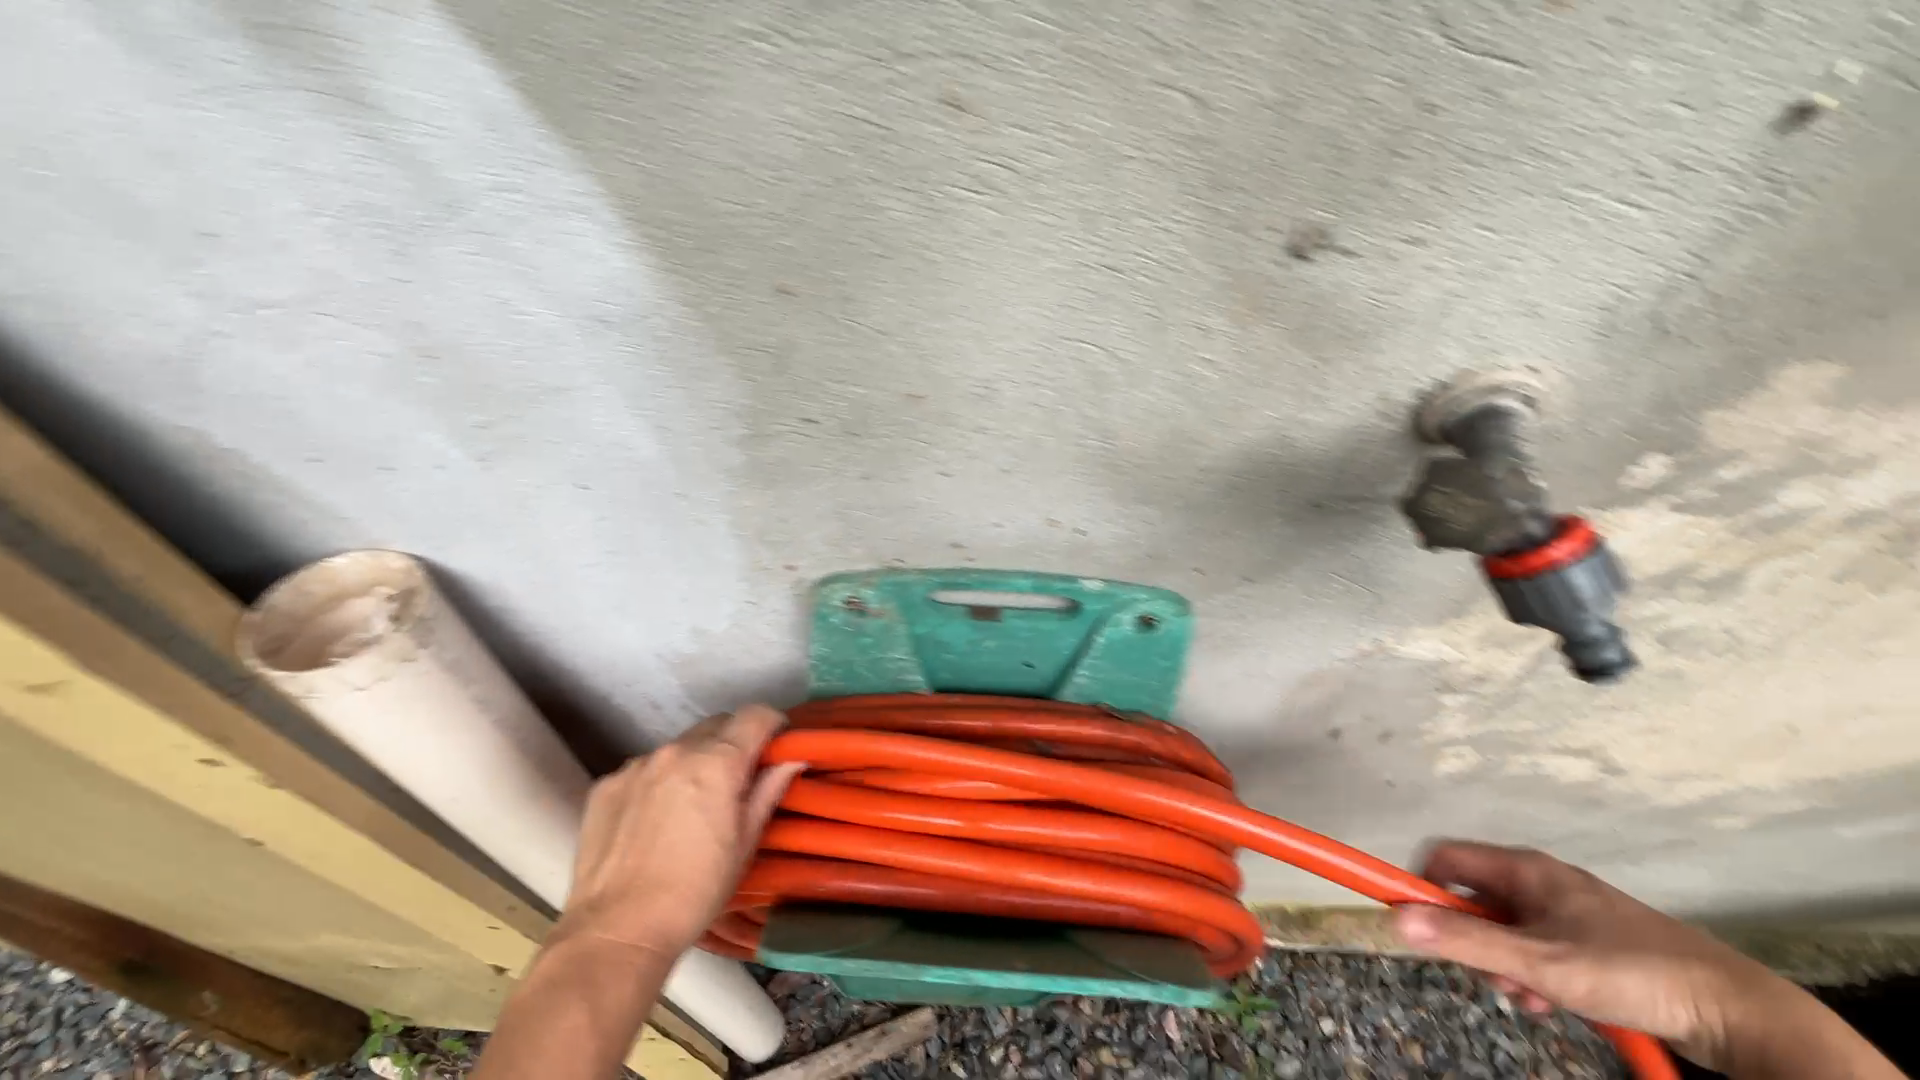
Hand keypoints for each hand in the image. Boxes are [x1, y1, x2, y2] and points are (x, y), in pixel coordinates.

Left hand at [552, 705, 803, 960]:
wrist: (617, 930)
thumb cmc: (695, 892)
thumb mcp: (745, 844)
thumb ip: (768, 791)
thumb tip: (792, 759)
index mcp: (716, 762)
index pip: (754, 715)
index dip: (773, 725)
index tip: (779, 746)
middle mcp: (674, 751)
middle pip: (717, 725)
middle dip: (735, 741)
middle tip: (741, 778)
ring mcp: (635, 766)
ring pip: (679, 746)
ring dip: (696, 761)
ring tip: (695, 804)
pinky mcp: (606, 785)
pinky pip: (645, 769)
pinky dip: (660, 781)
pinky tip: (657, 820)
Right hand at [1392, 840, 1788, 1070]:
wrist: (1734, 1008)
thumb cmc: (1629, 972)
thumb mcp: (1538, 963)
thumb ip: (1465, 941)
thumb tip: (1394, 919)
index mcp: (1525, 869)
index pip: (1446, 857)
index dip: (1422, 885)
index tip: (1419, 926)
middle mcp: (1542, 879)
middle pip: (1473, 897)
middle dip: (1471, 937)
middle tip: (1489, 974)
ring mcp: (1569, 909)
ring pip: (1506, 927)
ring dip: (1503, 962)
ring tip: (1530, 996)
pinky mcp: (1592, 939)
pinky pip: (1538, 945)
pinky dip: (1534, 971)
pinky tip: (1555, 1002)